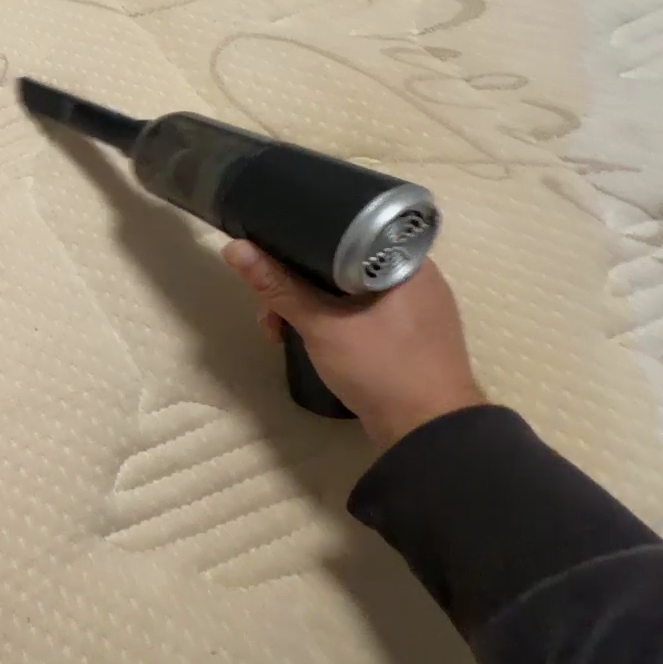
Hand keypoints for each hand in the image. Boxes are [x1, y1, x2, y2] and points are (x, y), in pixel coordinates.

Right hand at [221, 241, 485, 450]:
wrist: (428, 430)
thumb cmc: (382, 366)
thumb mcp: (320, 324)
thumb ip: (277, 286)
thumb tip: (234, 248)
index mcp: (405, 263)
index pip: (343, 234)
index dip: (298, 247)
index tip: (269, 267)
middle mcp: (414, 279)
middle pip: (337, 266)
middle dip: (293, 286)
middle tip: (269, 312)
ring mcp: (413, 308)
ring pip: (343, 292)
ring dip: (305, 307)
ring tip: (279, 333)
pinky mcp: (406, 334)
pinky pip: (357, 312)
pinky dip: (328, 320)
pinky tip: (306, 338)